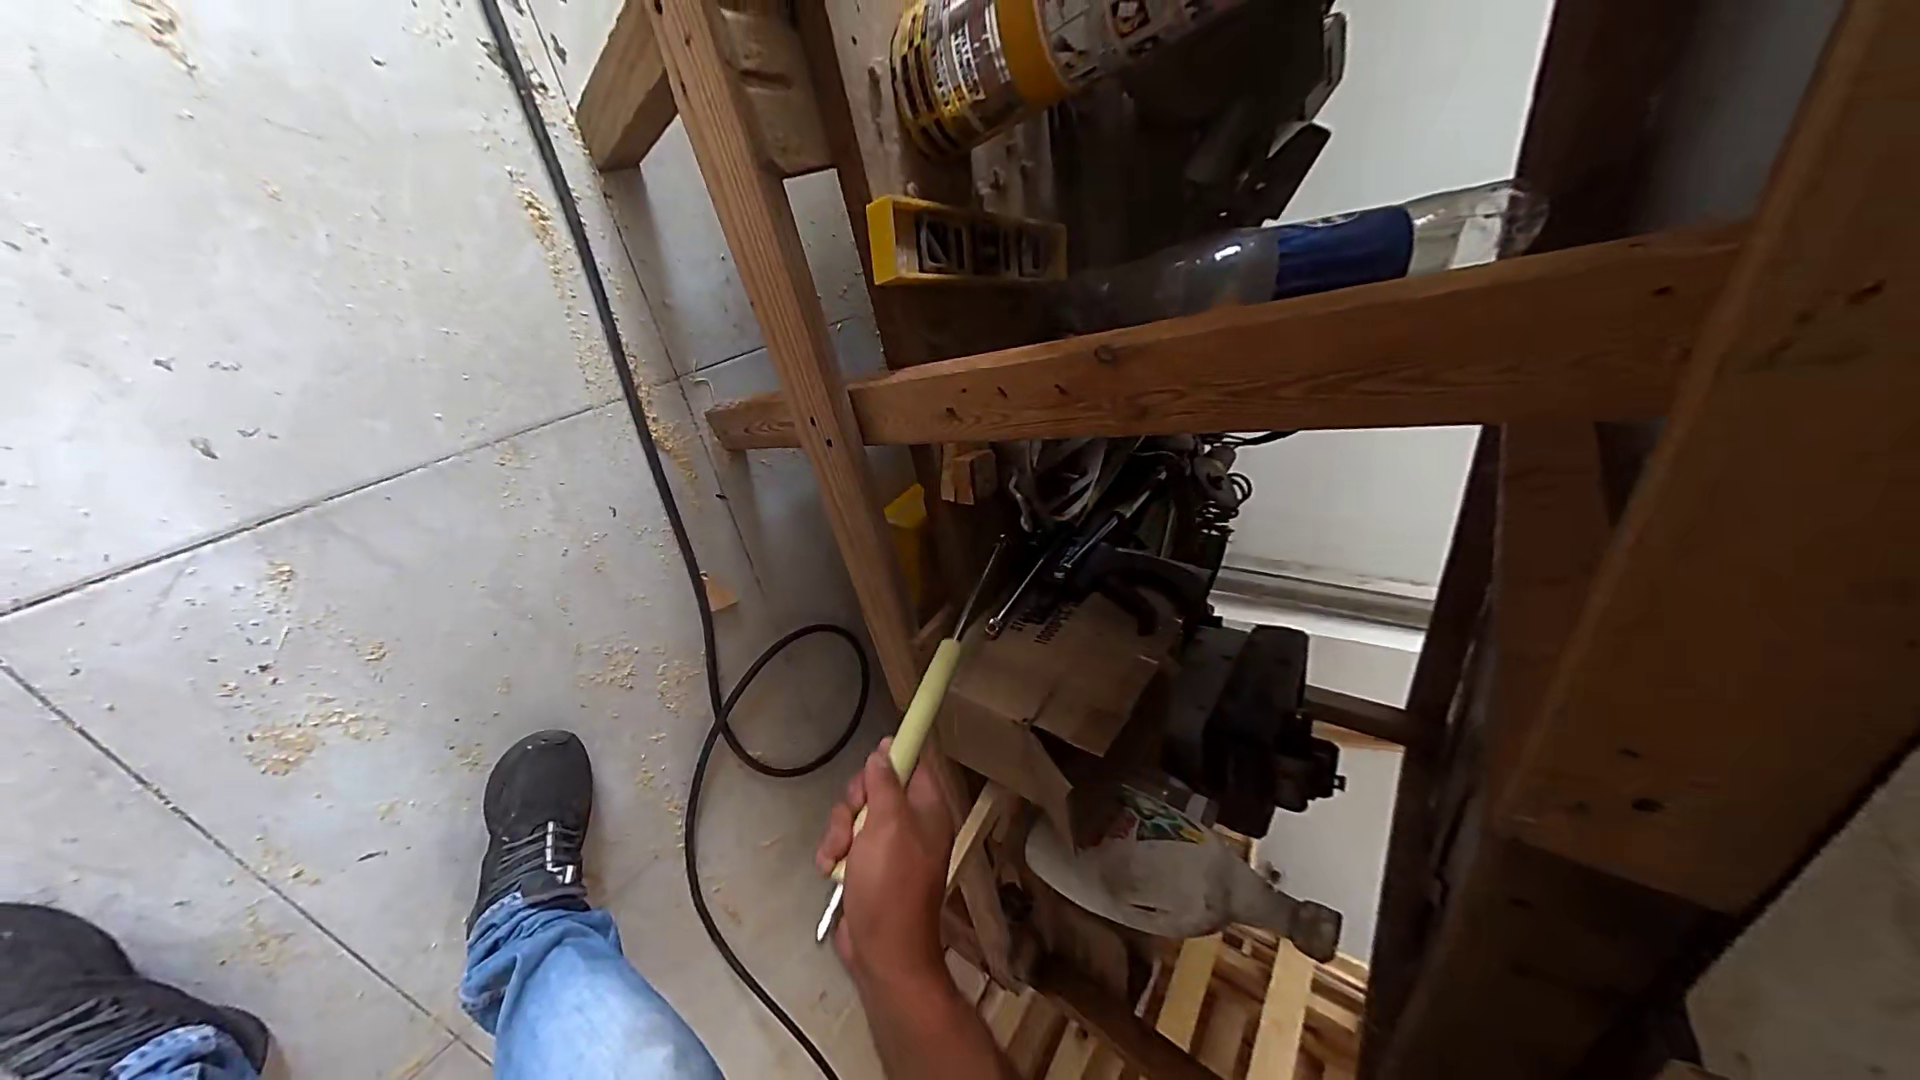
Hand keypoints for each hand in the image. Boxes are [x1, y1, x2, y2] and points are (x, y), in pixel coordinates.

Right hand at [815, 739, 953, 993]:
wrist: (882, 955)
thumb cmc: (892, 885)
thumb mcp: (888, 826)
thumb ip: (885, 784)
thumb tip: (886, 749)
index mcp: (927, 809)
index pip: (914, 763)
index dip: (894, 753)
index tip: (874, 752)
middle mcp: (909, 822)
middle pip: (875, 786)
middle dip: (854, 803)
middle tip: (853, 824)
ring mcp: (886, 845)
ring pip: (854, 814)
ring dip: (839, 833)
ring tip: (837, 856)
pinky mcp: (865, 865)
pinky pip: (845, 842)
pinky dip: (834, 853)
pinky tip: (830, 870)